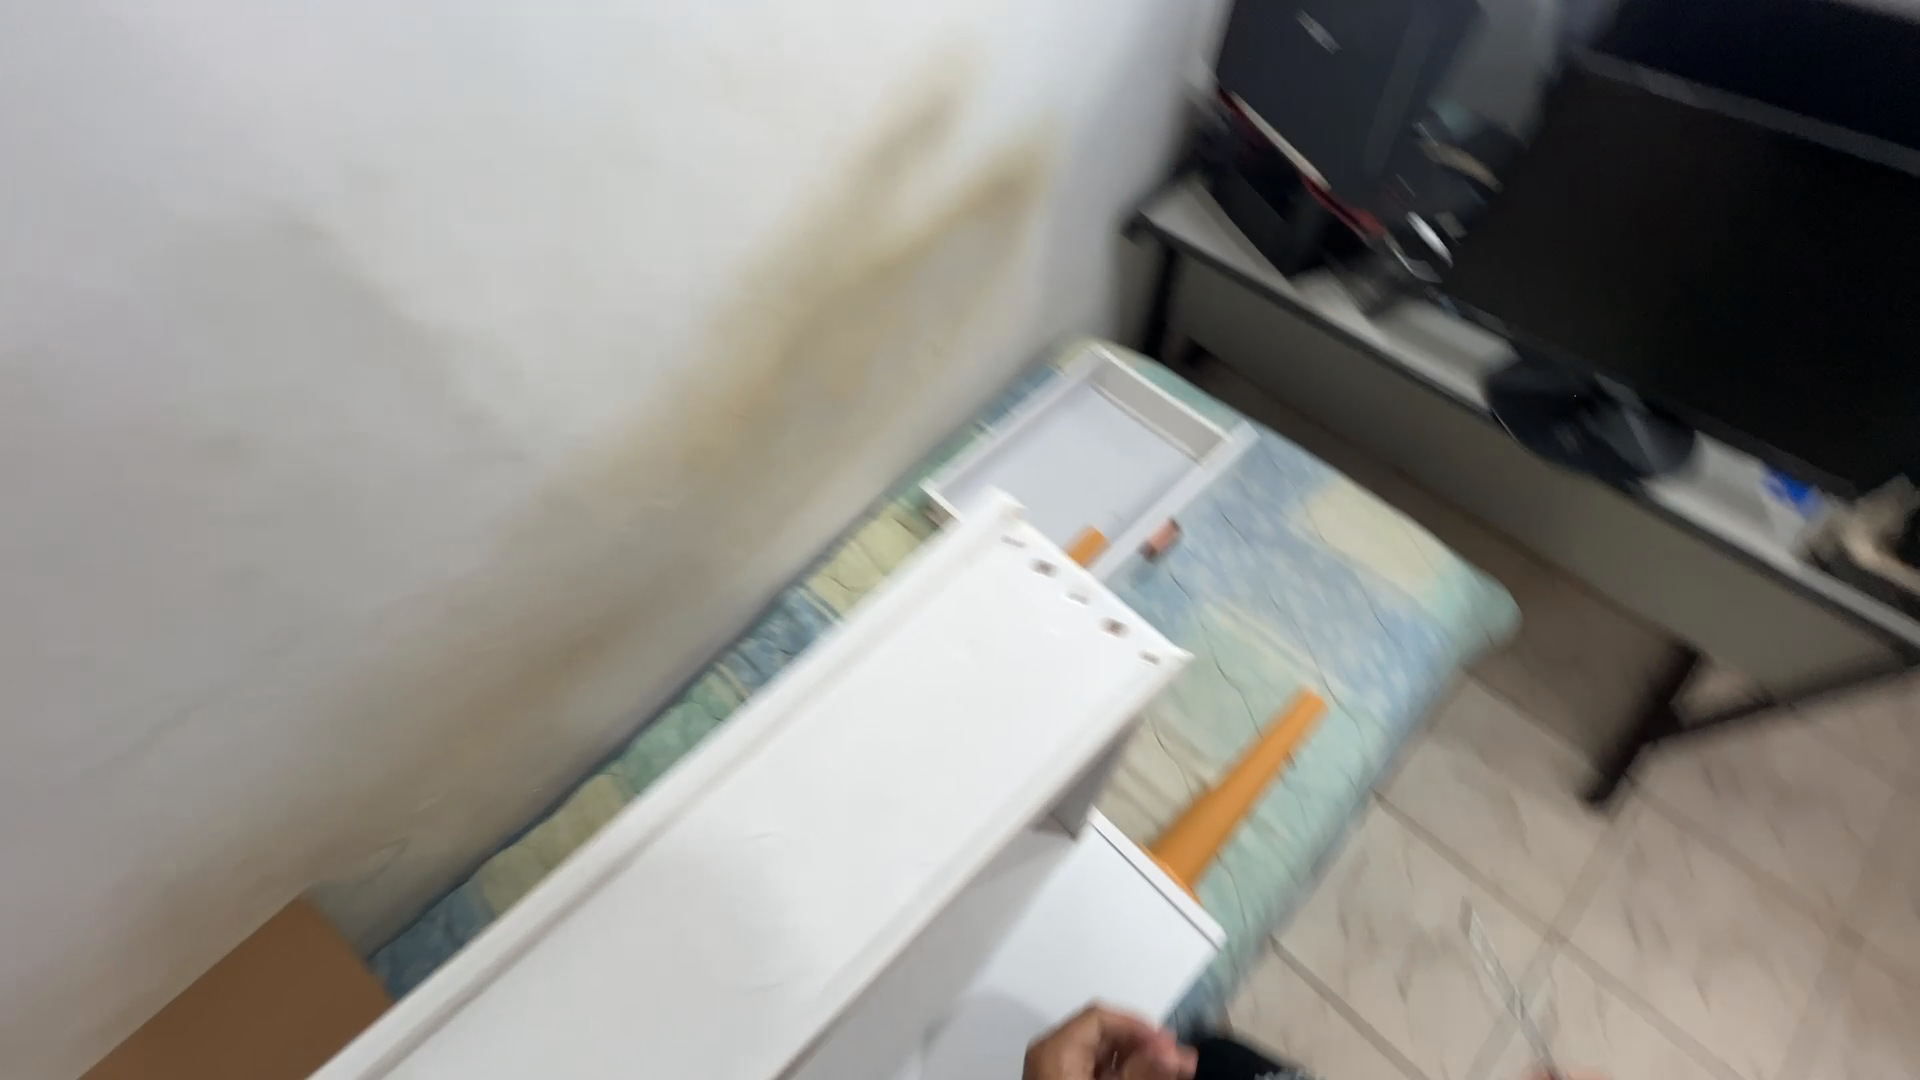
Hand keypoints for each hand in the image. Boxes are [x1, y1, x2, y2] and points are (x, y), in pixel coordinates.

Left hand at [1023, 1005, 1197, 1079]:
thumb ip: (1143, 1074)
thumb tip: (1177, 1053)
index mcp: (1055, 1048)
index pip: (1099, 1018)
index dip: (1137, 1026)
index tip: (1170, 1043)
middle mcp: (1053, 1054)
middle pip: (1102, 1036)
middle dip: (1141, 1045)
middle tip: (1178, 1059)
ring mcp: (1058, 1073)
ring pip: (1103, 1056)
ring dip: (1137, 1062)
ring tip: (1172, 1071)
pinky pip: (1097, 1073)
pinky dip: (1123, 1075)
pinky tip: (1150, 1079)